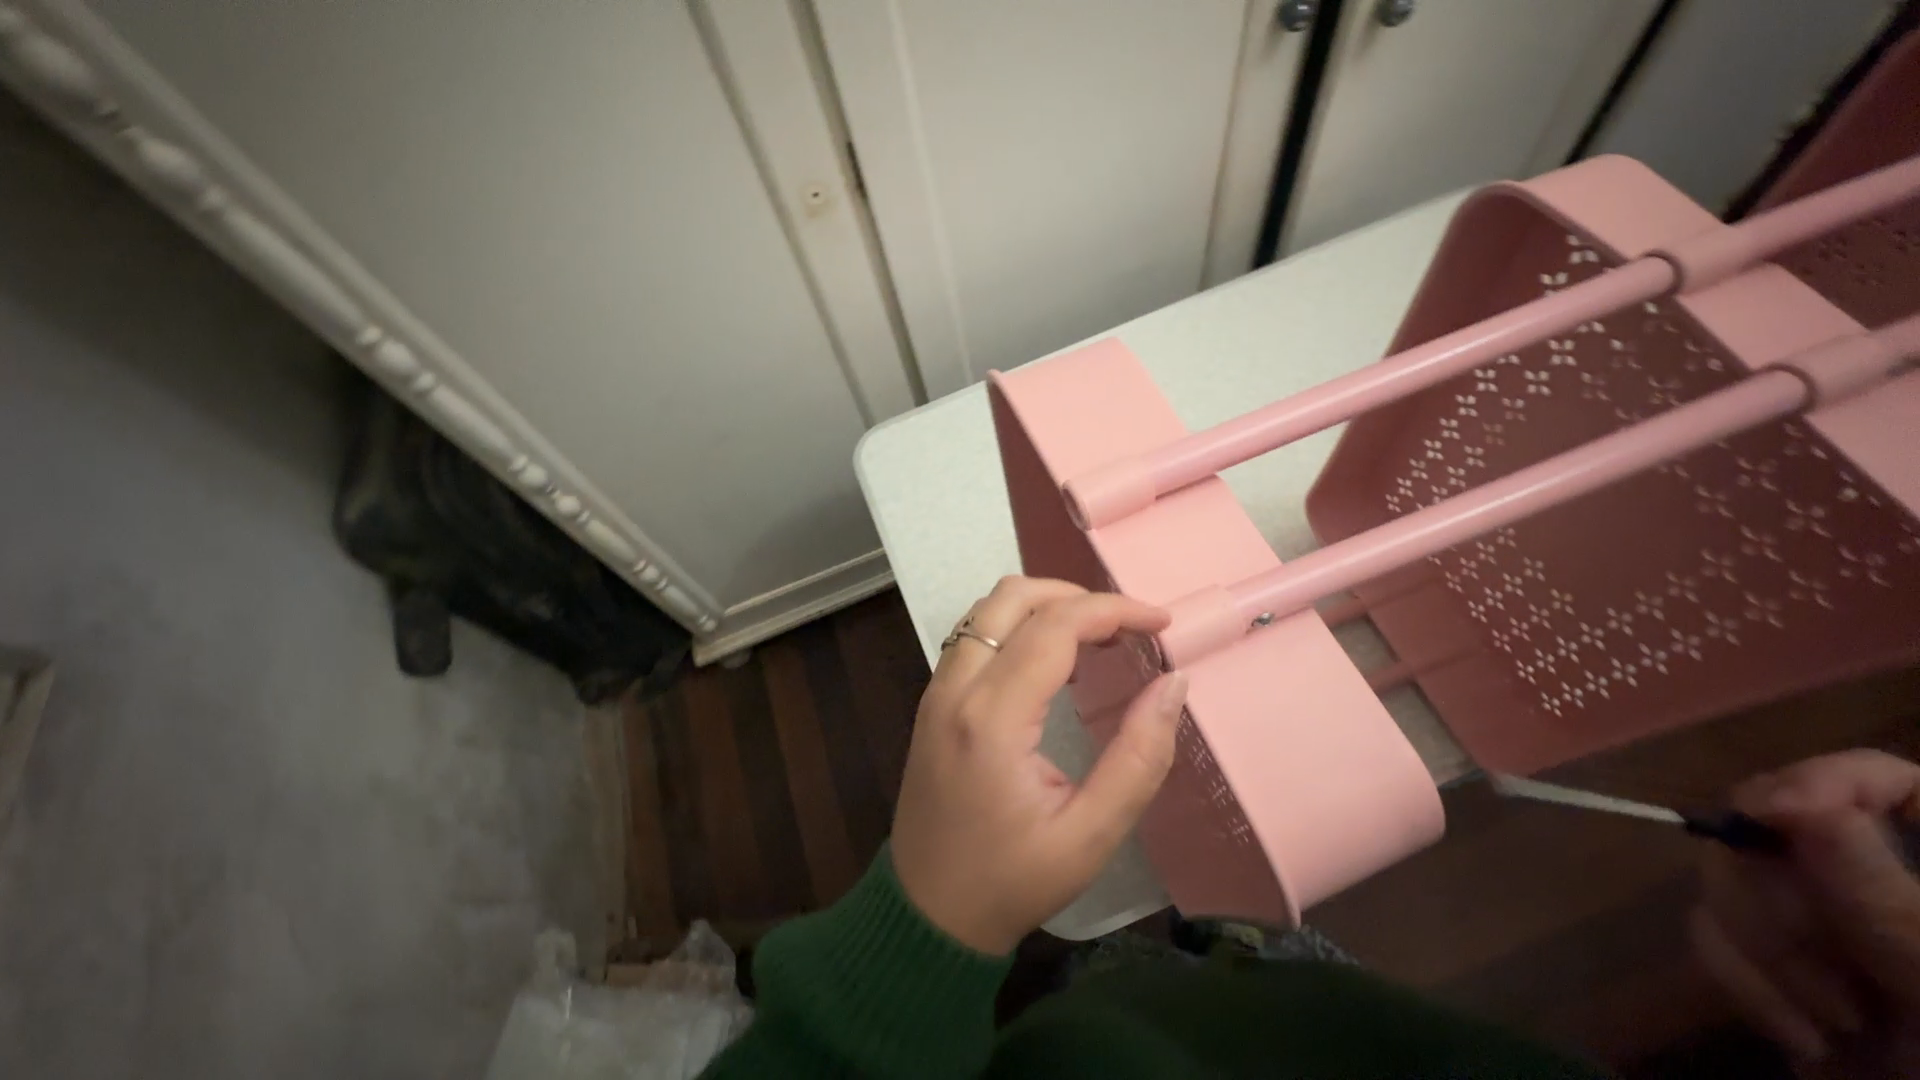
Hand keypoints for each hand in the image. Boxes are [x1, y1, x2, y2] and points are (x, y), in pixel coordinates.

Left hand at [890, 576, 1187, 954]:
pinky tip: (1053, 661)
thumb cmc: (1012, 881)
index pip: (1054, 627)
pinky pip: (974, 636)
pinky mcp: (933, 703)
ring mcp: (936, 692)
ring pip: (986, 610)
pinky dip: (1016, 627)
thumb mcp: (1091, 836)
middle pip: (1011, 596)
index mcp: (992, 718)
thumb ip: (1139, 758)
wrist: (928, 913)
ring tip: (1096, 639)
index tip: (1162, 623)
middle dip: (1076, 595)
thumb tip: (1173, 684)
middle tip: (1126, 626)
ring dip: (1043, 607)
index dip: (1113, 610)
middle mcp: (956, 689)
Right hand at [1691, 749, 1919, 1070]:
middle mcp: (1870, 880)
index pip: (1883, 779)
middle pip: (1775, 824)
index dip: (1824, 781)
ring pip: (1726, 876)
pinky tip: (1805, 1038)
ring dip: (1766, 951)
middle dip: (1781, 896)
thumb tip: (1790, 800)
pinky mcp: (1766, 963)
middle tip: (1833, 961)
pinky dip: (1742, 983)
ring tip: (1837, 1022)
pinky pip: (1708, 931)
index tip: (1772, 814)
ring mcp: (1816, 922)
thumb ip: (1885, 900)